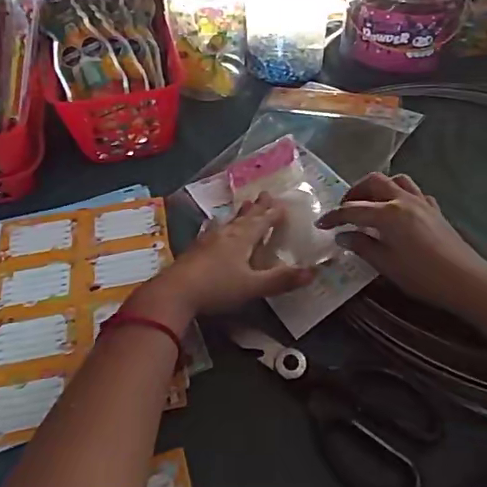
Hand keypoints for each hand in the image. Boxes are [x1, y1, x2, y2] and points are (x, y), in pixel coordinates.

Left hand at [127, 195, 315, 323]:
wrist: (173, 293)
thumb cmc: (216, 287)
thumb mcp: (253, 286)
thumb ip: (281, 280)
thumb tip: (313, 272)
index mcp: (242, 239)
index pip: (263, 222)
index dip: (274, 215)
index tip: (284, 205)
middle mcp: (226, 234)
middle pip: (245, 217)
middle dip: (258, 207)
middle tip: (265, 193)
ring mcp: (207, 241)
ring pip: (228, 222)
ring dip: (239, 214)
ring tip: (244, 205)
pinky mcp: (194, 251)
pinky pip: (212, 232)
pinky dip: (219, 227)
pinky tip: (214, 228)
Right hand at [318, 173, 486, 308]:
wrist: (466, 280)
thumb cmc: (422, 276)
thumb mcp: (386, 264)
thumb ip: (362, 246)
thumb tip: (342, 236)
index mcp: (387, 213)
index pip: (353, 209)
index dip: (334, 216)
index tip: (320, 224)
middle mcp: (403, 200)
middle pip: (374, 182)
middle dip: (355, 192)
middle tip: (344, 210)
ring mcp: (422, 202)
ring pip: (396, 181)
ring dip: (379, 188)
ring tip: (369, 205)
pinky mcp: (435, 210)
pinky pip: (413, 192)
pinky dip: (400, 195)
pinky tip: (398, 212)